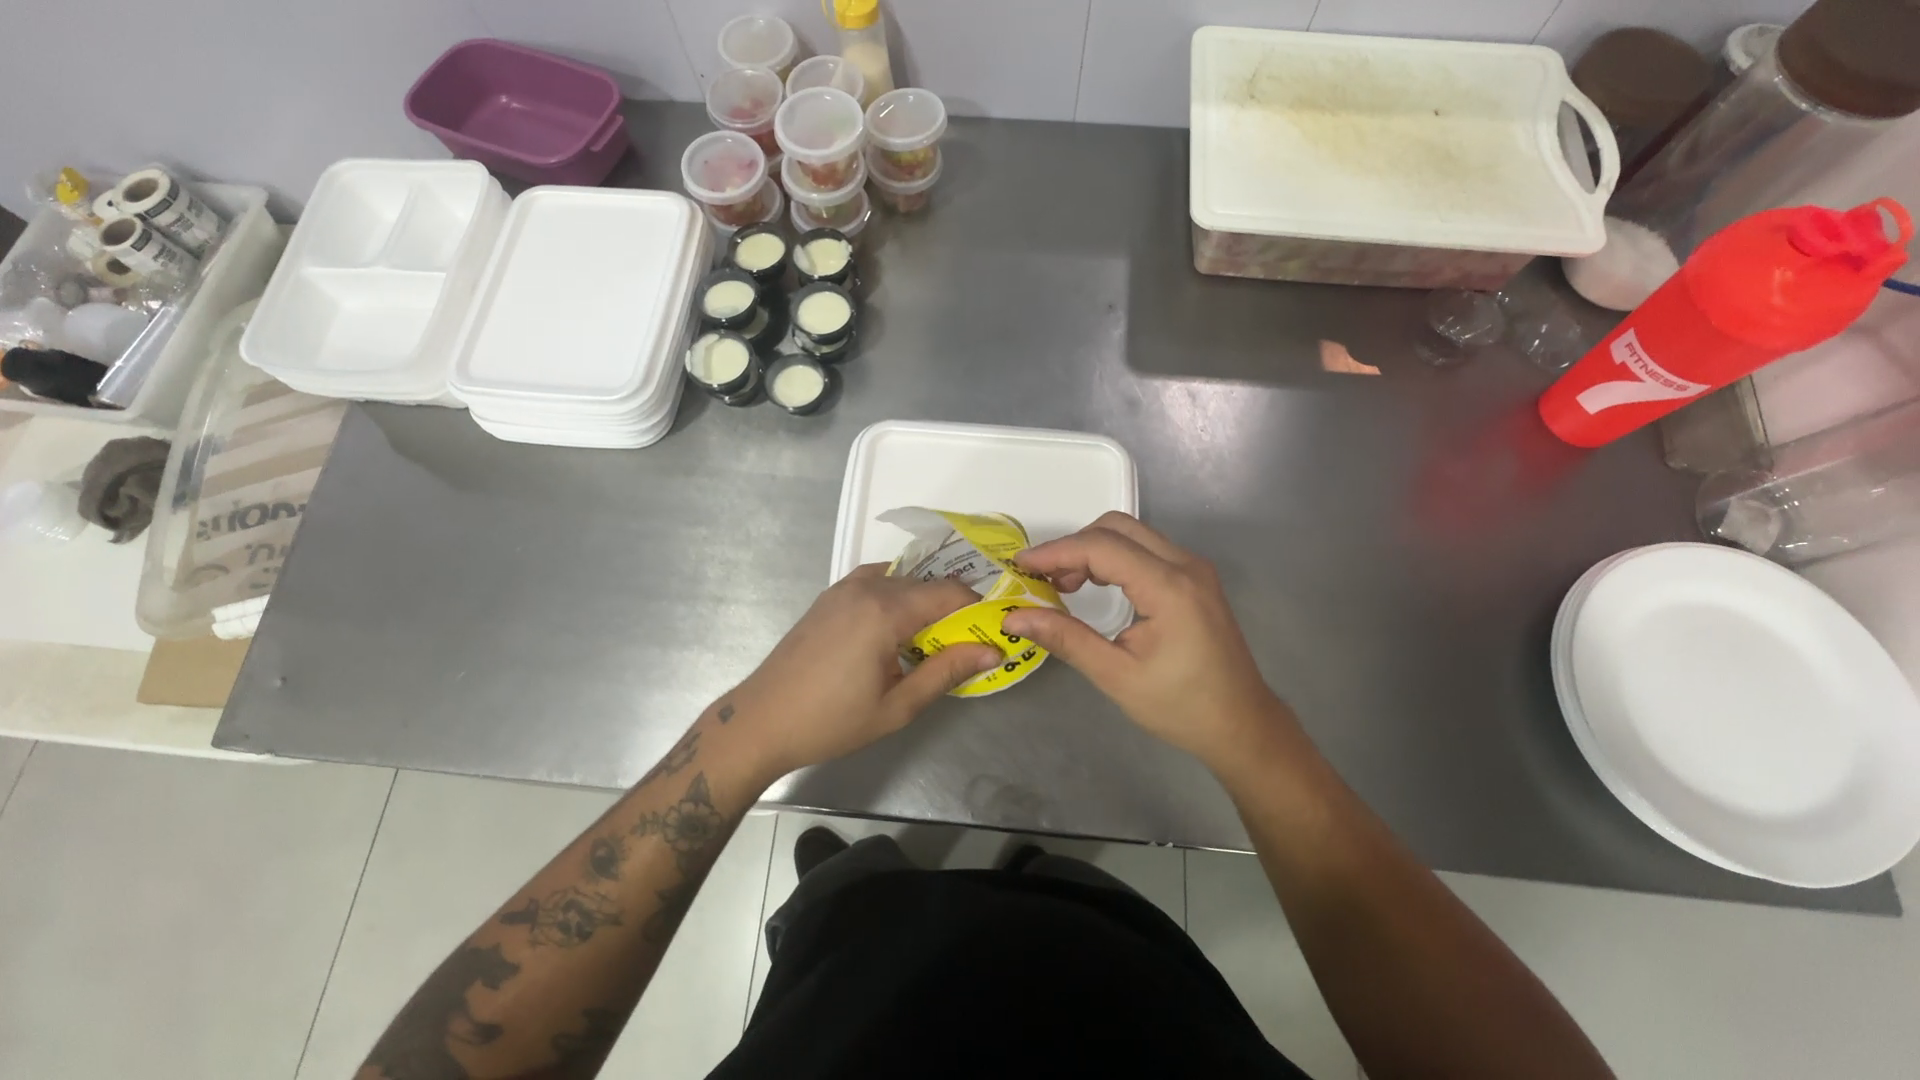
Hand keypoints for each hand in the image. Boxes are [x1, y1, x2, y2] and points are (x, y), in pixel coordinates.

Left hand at [731, 565, 999, 776]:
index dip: (977, 609)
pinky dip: (896, 597)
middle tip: (966, 644)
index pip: (950, 593)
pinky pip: (876, 583)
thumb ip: (946, 671)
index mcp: (885, 611)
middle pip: (927, 584)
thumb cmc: (831, 722)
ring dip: (923, 603)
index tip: (992, 633)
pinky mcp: (829, 597)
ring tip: (933, 640)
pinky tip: (897, 630)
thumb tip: (991, 650)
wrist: (762, 720)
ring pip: (902, 581)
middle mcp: (866, 587)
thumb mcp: (897, 706)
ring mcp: (843, 588)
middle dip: (953, 609)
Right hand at [1002, 512, 1293, 768]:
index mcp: (1170, 588)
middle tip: (1041, 580)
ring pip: (1132, 534)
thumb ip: (1066, 639)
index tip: (1019, 566)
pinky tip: (1093, 586)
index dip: (1055, 552)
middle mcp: (1186, 566)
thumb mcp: (1116, 676)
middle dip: (1072, 546)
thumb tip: (1014, 619)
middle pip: (1117, 528)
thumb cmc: (1181, 707)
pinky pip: (1146, 550)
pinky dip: (1112, 558)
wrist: (1241, 724)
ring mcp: (1194, 569)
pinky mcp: (1194, 578)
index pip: (1102, 547)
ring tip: (1061, 586)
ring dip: (1091, 550)